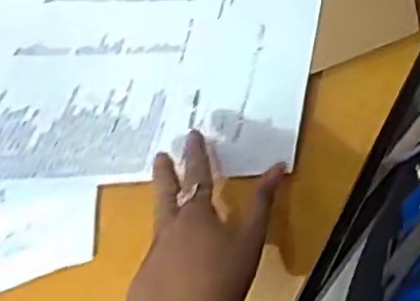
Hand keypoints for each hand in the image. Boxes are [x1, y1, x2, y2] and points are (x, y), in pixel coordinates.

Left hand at [127, 130, 286, 300]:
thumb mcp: (250, 239)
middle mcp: (169, 231)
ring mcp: (151, 260)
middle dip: (164, 173)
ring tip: (171, 207)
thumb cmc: (222, 279)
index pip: (196, 176)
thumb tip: (278, 166)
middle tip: (160, 154)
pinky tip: (172, 261)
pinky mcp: (140, 286)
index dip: (195, 154)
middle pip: (165, 195)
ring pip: (159, 228)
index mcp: (195, 215)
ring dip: (165, 211)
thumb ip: (261, 201)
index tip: (192, 134)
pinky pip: (154, 258)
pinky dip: (164, 250)